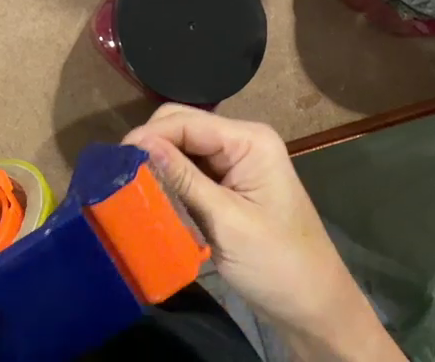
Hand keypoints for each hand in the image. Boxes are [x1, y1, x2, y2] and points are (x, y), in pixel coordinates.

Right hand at [124, 105, 403, 361]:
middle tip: (122, 175)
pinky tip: (154, 197)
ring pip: (182, 149)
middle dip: (152, 147)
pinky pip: (190, 172)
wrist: (316, 312)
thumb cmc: (279, 265)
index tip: (118, 160)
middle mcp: (241, 142)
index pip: (188, 121)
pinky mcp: (228, 187)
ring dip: (159, 166)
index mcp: (249, 141)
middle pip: (183, 128)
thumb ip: (183, 179)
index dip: (150, 135)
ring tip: (131, 186)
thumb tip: (139, 144)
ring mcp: (235, 164)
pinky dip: (171, 183)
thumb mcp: (227, 222)